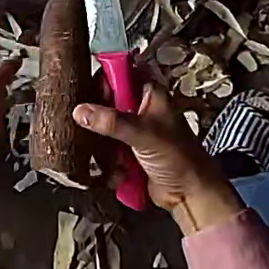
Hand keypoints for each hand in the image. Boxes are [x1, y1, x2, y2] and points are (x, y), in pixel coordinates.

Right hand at [73, 84, 246, 235]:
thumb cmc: (178, 157)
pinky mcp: (124, 151)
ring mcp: (130, 130)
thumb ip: (112, 122)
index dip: (102, 79)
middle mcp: (138, 108)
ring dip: (101, 143)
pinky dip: (105, 159)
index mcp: (148, 93)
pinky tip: (114, 170)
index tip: (87, 92)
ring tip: (108, 155)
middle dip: (96, 117)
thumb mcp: (144, 134)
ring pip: (100, 127)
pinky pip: (103, 148)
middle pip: (104, 101)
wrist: (189, 194)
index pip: (118, 73)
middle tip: (89, 127)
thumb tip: (79, 111)